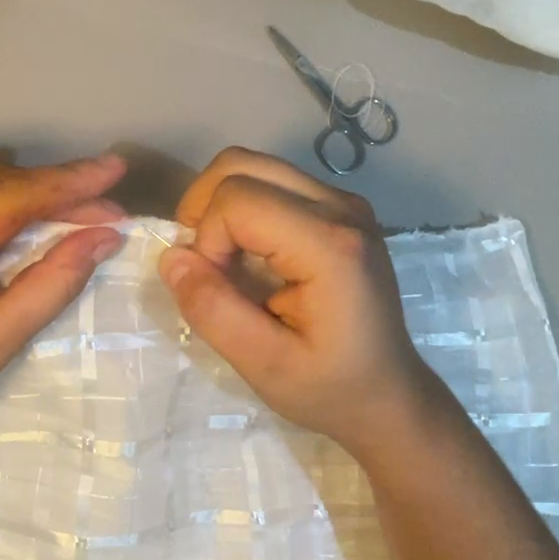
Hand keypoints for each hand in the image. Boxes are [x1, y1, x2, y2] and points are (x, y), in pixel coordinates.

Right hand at [158, 147, 448, 455]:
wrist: (387, 395)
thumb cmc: (329, 388)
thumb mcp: (263, 365)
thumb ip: (213, 310)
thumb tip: (171, 257)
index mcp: (330, 245)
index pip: (237, 198)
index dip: (208, 240)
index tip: (218, 289)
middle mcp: (341, 207)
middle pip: (242, 164)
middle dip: (205, 210)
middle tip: (207, 266)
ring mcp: (344, 203)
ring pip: (255, 168)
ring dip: (223, 211)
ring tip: (227, 265)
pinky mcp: (339, 210)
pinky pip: (274, 186)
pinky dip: (245, 213)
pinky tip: (252, 261)